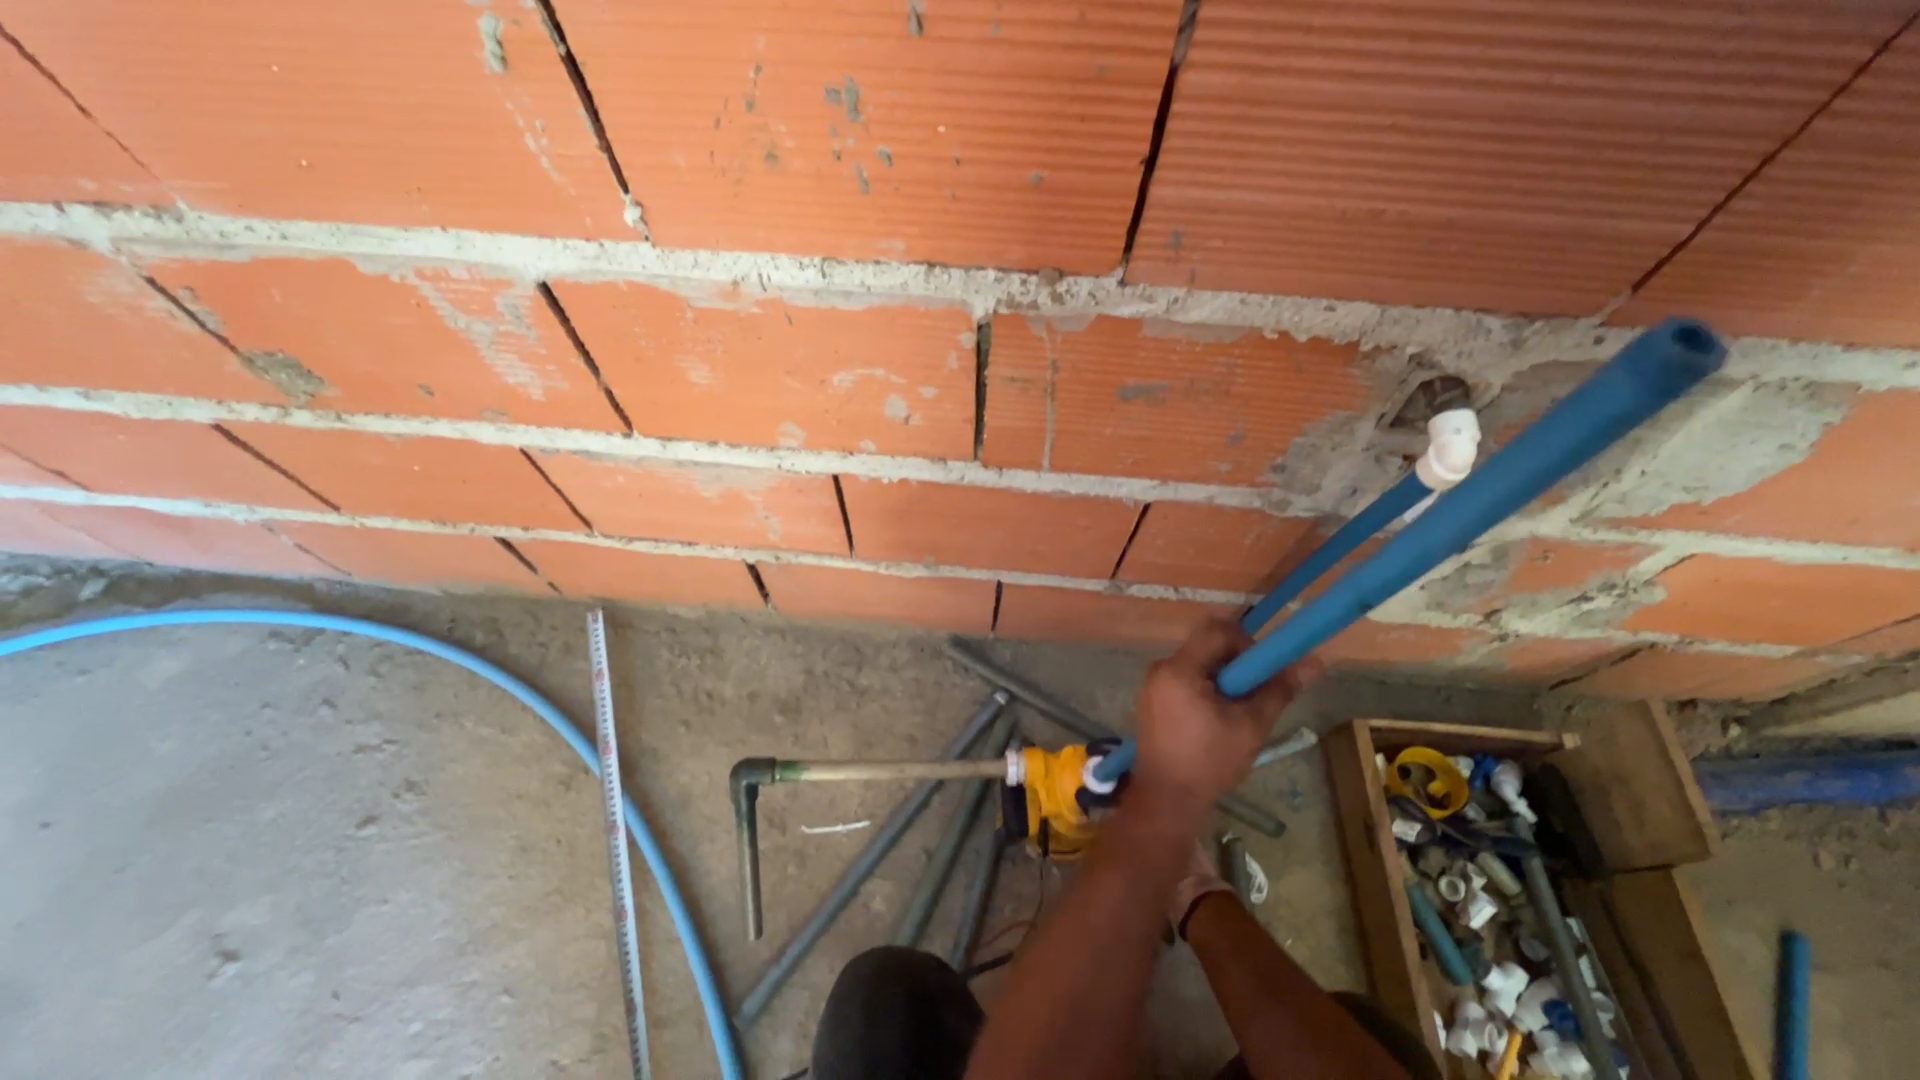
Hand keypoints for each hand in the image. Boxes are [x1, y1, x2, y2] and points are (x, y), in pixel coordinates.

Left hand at [1132, 618, 1319, 812]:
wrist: (1166, 799)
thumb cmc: (1210, 762)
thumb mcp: (1251, 726)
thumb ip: (1279, 689)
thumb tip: (1315, 662)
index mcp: (1180, 669)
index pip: (1217, 630)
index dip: (1246, 642)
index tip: (1262, 672)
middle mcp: (1160, 668)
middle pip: (1206, 646)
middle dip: (1236, 664)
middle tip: (1254, 696)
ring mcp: (1152, 685)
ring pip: (1197, 664)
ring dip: (1223, 679)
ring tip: (1237, 713)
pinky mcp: (1151, 701)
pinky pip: (1184, 680)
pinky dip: (1205, 690)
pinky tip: (1216, 721)